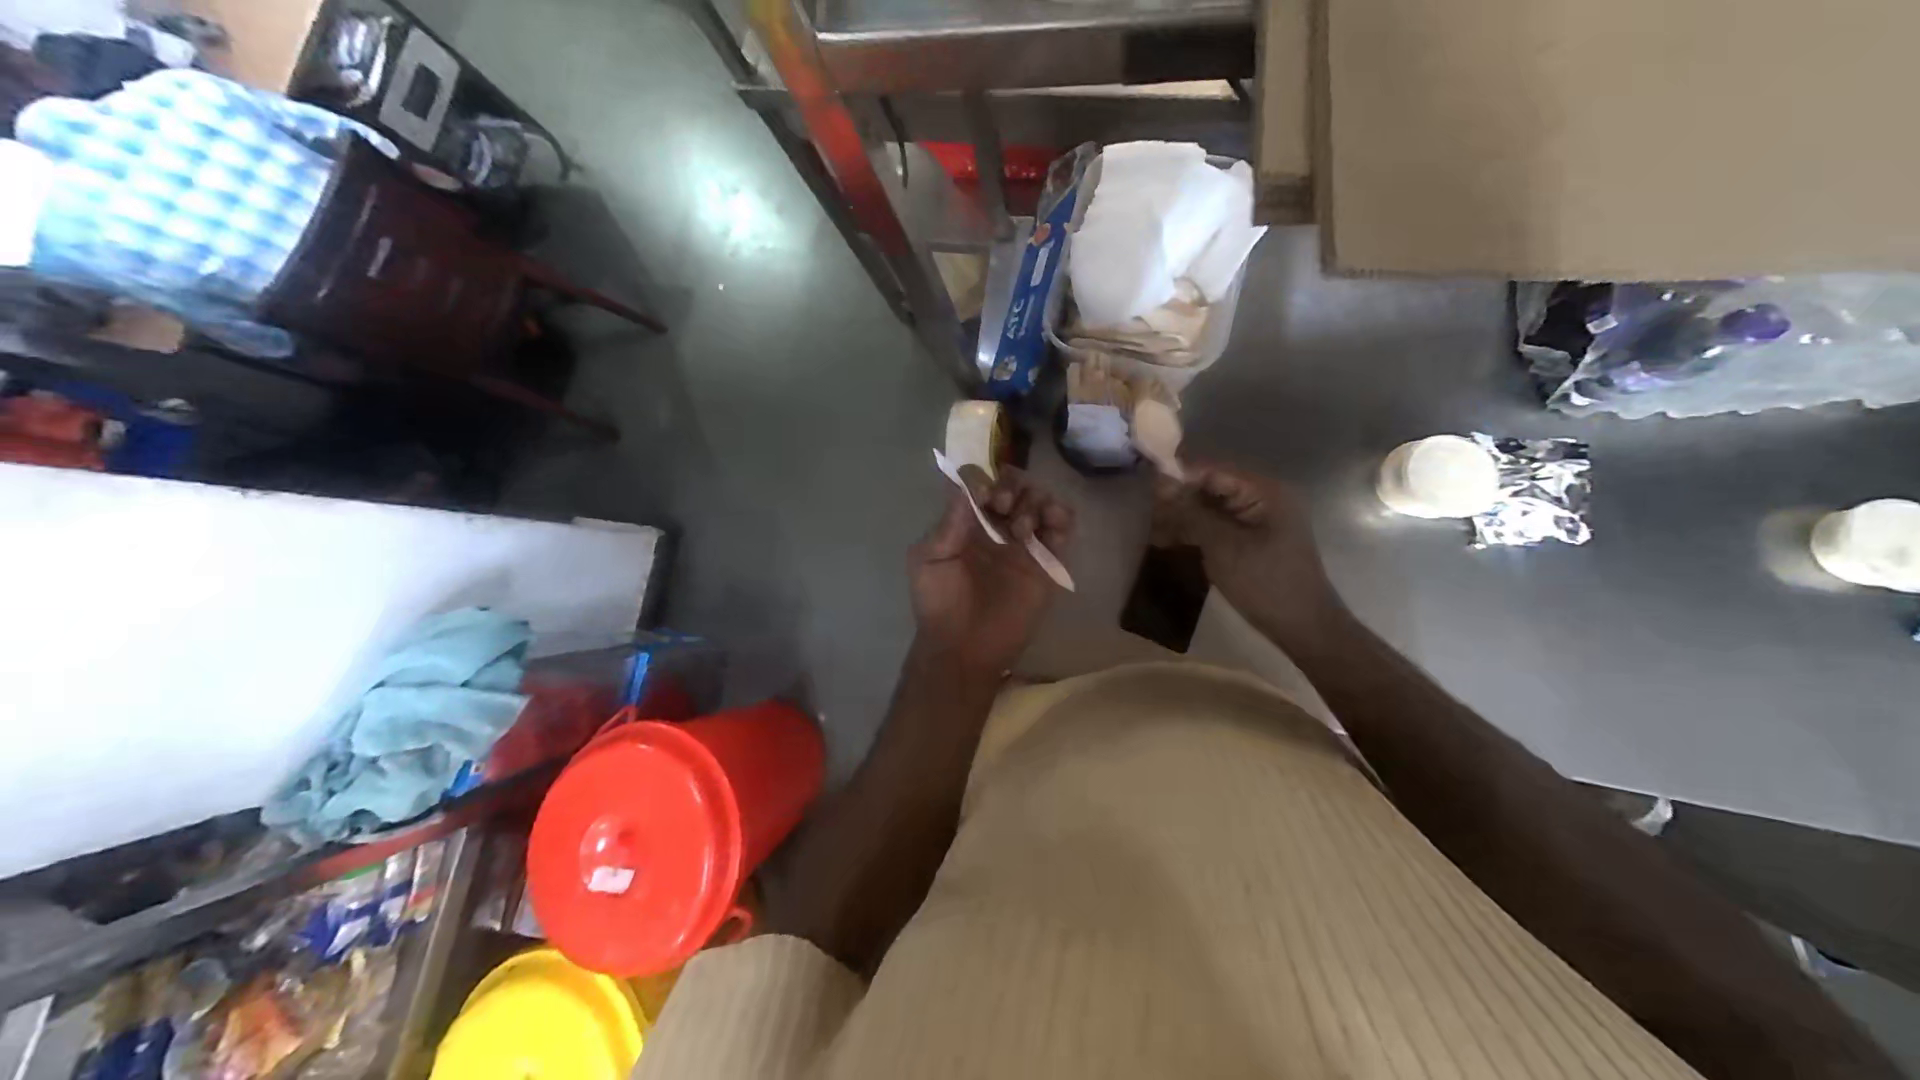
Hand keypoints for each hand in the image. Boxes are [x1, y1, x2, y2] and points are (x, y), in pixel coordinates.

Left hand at [910, 465, 1074, 677]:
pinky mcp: (1048, 562)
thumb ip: (949, 522)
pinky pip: (1063, 528)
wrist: (963, 647)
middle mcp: (997, 526)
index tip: (983, 497)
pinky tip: (1050, 525)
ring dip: (1036, 500)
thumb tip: (970, 485)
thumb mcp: (929, 559)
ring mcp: (1025, 543)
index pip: (981, 483)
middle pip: (1016, 484)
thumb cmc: (939, 603)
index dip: (984, 480)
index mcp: (966, 522)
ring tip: (1022, 529)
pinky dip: (1062, 516)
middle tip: (1003, 506)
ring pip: (1041, 499)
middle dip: (1013, 485)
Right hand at [1151, 461, 1343, 645]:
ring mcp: (1258, 520)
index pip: (1213, 469)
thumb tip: (1161, 483)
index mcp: (1265, 491)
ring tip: (1154, 532)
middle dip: (1179, 498)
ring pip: (1211, 508)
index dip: (1180, 474)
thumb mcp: (1223, 546)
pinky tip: (1169, 542)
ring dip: (1183, 517)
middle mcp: (1263, 498)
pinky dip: (1194, 532)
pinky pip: (1217, 526)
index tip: (1148, 487)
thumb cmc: (1266, 583)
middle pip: (1211, 486)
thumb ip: (1191, 512)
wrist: (1304, 628)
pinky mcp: (1252, 540)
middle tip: (1148, 514)